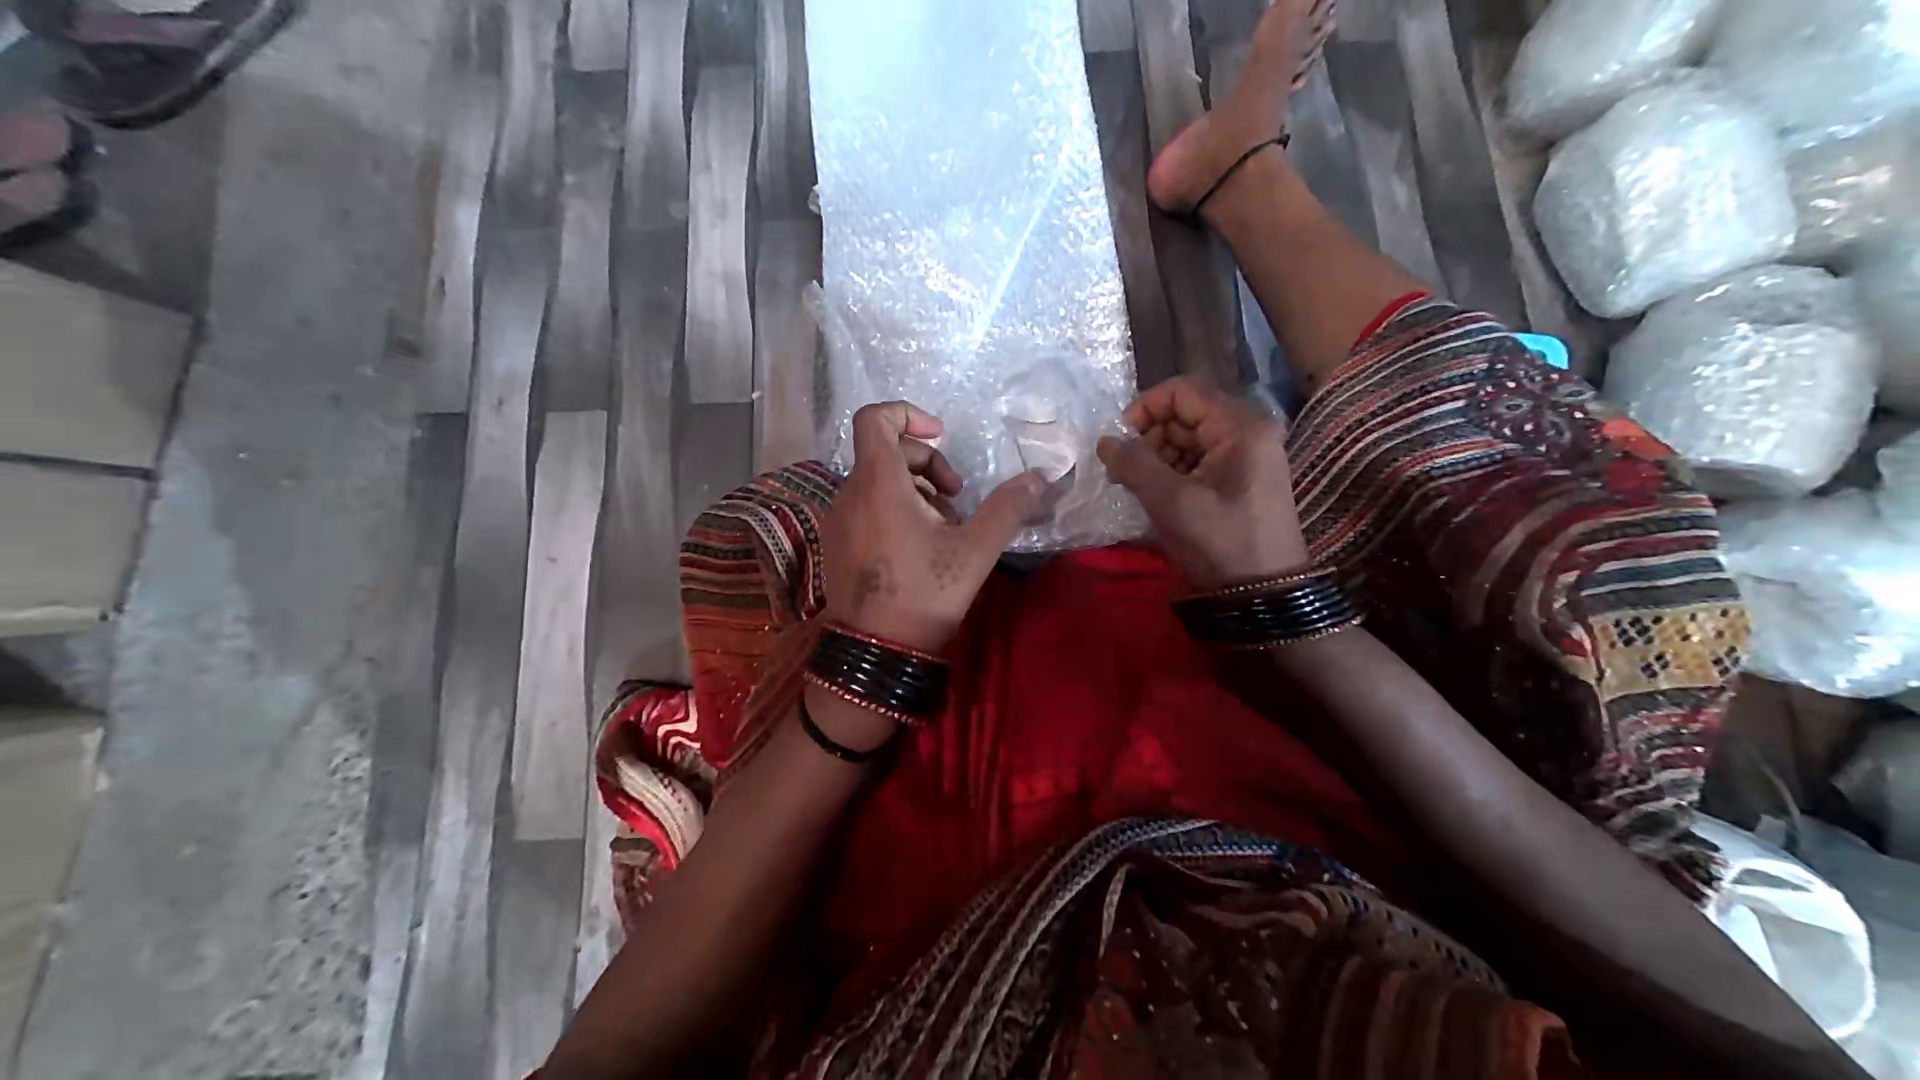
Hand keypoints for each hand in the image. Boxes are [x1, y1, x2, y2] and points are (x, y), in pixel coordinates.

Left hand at [821, 402, 1046, 651]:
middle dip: (928, 463)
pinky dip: (894, 508)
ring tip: (944, 526)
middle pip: (886, 451)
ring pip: (877, 481)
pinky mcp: (837, 542)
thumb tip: (1040, 478)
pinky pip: (866, 506)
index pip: (874, 419)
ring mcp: (838, 518)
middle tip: (956, 498)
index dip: (907, 413)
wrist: (875, 650)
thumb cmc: (923, 593)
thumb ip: (1007, 508)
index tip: (941, 435)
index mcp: (878, 483)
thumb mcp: (974, 550)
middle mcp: (849, 493)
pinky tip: (919, 545)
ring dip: (915, 489)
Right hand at [1098, 376, 1308, 588]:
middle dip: (1149, 436)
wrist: (1264, 594)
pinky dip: (1173, 470)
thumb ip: (1135, 464)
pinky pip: (1199, 459)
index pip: (1184, 391)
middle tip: (1124, 469)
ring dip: (1158, 455)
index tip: (1120, 439)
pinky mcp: (1241, 478)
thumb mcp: (1172, 503)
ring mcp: (1247, 456)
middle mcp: (1248, 431)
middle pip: (1186, 413)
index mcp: (1240, 427)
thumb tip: (1105, 441)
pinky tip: (1156, 494)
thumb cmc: (1221, 543)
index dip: (1145, 407)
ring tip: (1136, 485)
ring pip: (1189, 437)